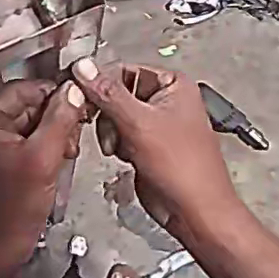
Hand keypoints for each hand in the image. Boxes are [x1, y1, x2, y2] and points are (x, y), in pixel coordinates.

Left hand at [0, 77, 85, 269]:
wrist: (5, 241)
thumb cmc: (12, 207)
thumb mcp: (43, 156)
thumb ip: (60, 119)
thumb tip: (73, 91)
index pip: (23, 87)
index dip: (52, 94)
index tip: (75, 102)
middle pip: (31, 102)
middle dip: (56, 117)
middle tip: (72, 133)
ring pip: (36, 119)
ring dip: (56, 131)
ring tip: (64, 150)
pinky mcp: (9, 154)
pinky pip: (35, 136)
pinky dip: (51, 143)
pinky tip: (59, 157)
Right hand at [71, 59, 244, 238]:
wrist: (194, 211)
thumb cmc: (183, 168)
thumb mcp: (139, 123)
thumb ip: (108, 94)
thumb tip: (84, 67)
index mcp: (172, 84)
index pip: (122, 69)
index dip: (101, 85)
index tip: (84, 99)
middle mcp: (166, 99)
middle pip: (116, 93)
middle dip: (107, 114)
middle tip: (108, 130)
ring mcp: (157, 122)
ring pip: (114, 115)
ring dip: (110, 132)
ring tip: (121, 148)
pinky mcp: (148, 142)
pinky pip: (120, 134)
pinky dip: (117, 144)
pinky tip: (126, 156)